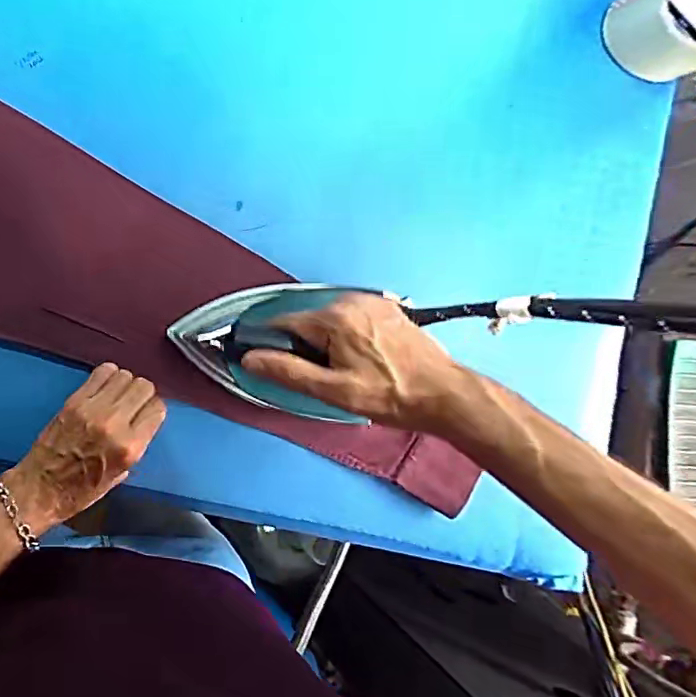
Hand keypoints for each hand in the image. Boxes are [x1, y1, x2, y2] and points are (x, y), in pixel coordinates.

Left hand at [1, 363, 165, 533]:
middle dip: (142, 393)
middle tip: (133, 402)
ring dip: (125, 383)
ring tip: (117, 394)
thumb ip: (134, 447)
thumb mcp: (118, 476)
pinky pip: (100, 373)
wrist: (40, 488)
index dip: (153, 410)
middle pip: (143, 388)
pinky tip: (104, 384)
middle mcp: (115, 424)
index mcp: (129, 448)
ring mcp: (93, 409)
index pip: (156, 410)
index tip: (146, 413)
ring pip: (124, 376)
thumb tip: (140, 424)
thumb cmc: (80, 492)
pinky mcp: (74, 400)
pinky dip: (107, 374)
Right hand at [241, 293, 475, 433]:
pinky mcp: (387, 307)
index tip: (282, 365)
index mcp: (333, 318)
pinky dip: (348, 334)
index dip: (275, 344)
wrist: (446, 395)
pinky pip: (351, 317)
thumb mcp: (333, 391)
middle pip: (308, 322)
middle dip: (308, 346)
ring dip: (329, 341)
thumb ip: (287, 371)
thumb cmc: (389, 396)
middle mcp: (349, 300)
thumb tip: (250, 358)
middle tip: (329, 376)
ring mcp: (371, 301)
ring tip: (351, 369)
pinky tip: (366, 357)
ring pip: (329, 320)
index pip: (283, 323)